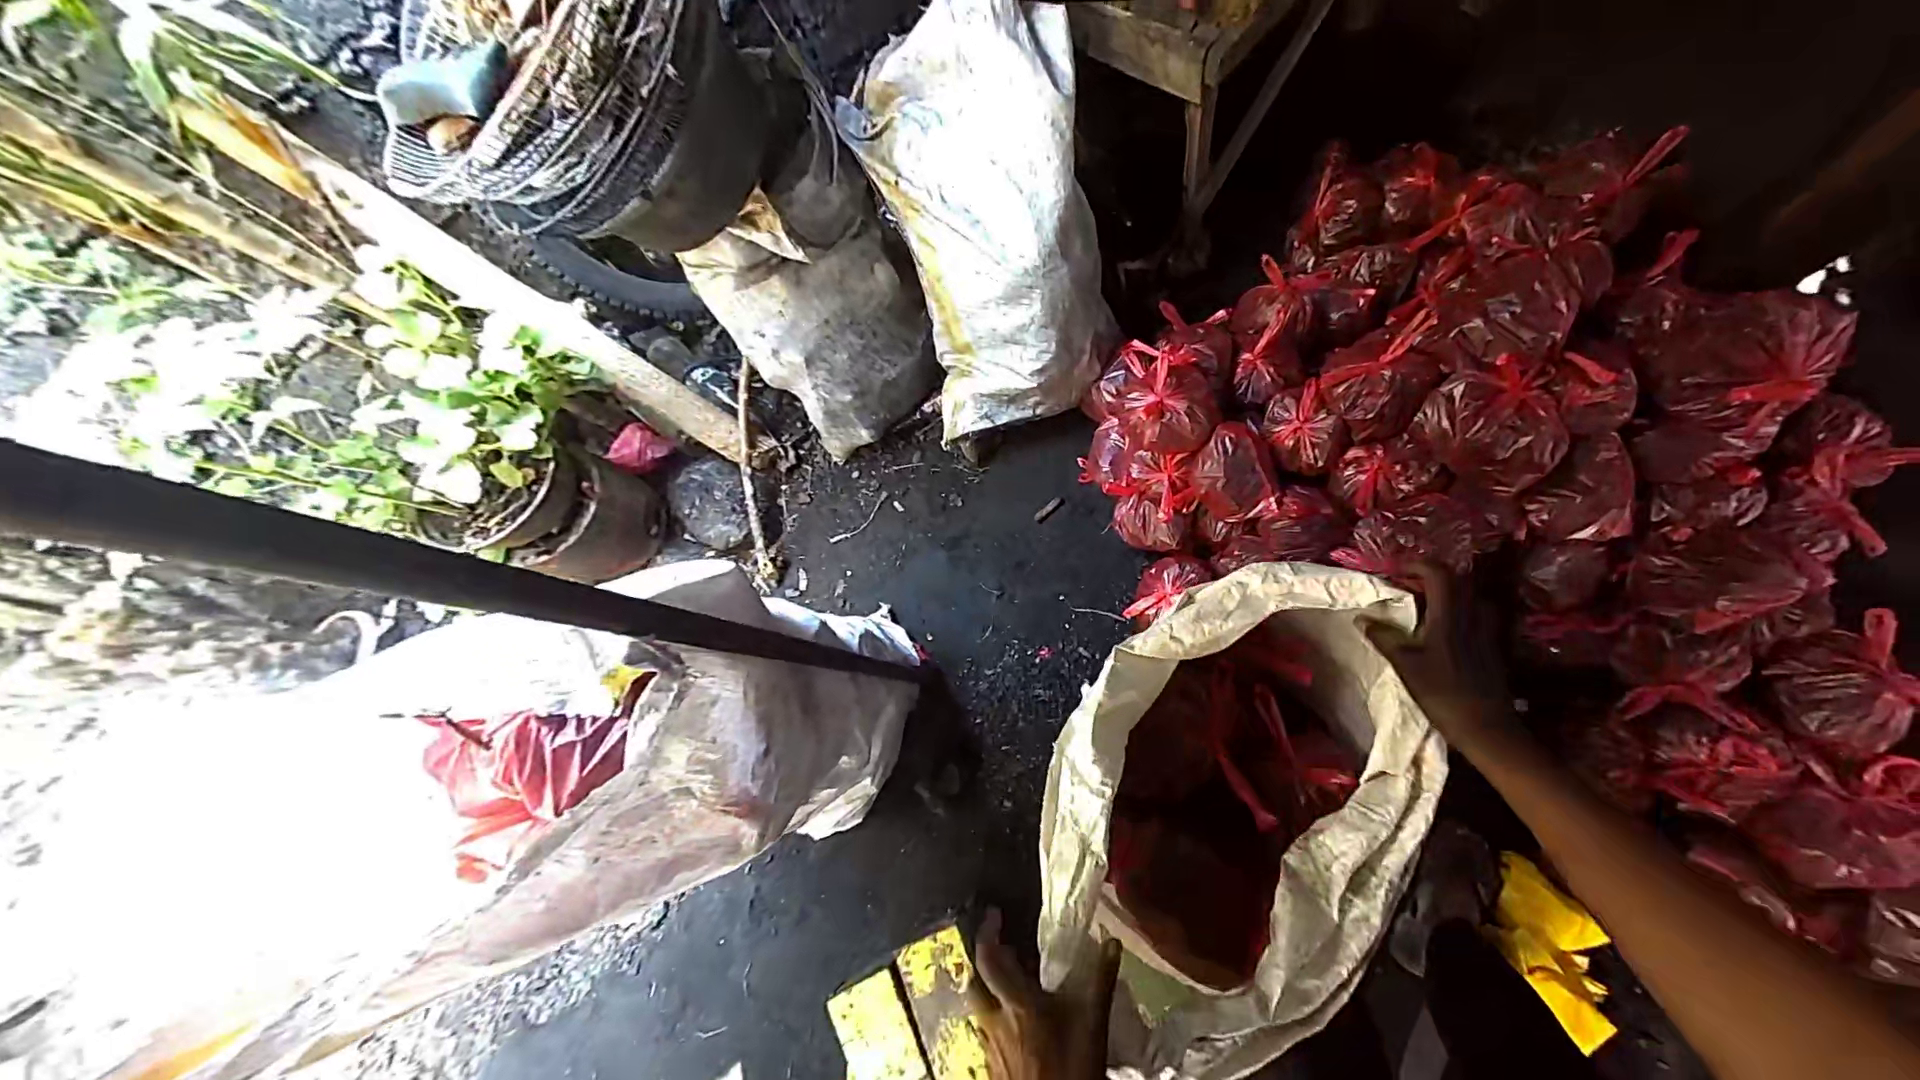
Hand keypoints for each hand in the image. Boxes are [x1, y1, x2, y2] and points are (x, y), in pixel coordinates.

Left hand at [967, 909, 1121, 1079]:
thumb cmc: (1073, 1068)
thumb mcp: (1092, 1021)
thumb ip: (1099, 978)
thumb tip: (1111, 941)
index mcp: (1015, 1003)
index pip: (987, 958)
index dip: (986, 932)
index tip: (994, 915)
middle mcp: (995, 1020)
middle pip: (975, 981)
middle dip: (985, 961)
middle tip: (1005, 950)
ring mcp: (990, 1046)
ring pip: (979, 1006)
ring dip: (990, 989)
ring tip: (1013, 983)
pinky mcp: (992, 1068)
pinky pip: (986, 1031)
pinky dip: (996, 1015)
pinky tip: (1017, 1022)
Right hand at [1362, 562, 1516, 753]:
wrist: (1486, 726)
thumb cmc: (1441, 692)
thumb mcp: (1405, 664)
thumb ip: (1383, 636)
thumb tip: (1362, 619)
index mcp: (1450, 615)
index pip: (1438, 573)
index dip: (1415, 565)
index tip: (1394, 572)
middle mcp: (1473, 615)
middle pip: (1455, 581)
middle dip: (1427, 577)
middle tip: (1403, 587)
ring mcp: (1488, 630)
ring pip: (1467, 597)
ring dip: (1444, 594)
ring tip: (1421, 606)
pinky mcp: (1493, 645)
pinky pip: (1474, 614)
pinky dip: (1455, 611)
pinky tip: (1440, 628)